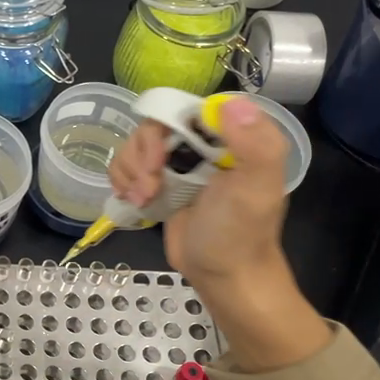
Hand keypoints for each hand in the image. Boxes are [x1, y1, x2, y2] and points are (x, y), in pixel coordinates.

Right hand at [108, 95, 289, 287]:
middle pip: (154, 125)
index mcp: (232, 136)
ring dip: (130, 171)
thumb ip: (255, 145)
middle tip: (150, 186)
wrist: (222, 276)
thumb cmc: (240, 234)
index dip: (165, 125)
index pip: (187, 108)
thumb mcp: (256, 189)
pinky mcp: (159, 183)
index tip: (160, 157)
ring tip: (143, 199)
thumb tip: (230, 103)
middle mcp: (203, 144)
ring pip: (135, 145)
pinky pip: (127, 165)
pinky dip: (123, 181)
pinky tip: (134, 201)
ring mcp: (178, 164)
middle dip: (142, 155)